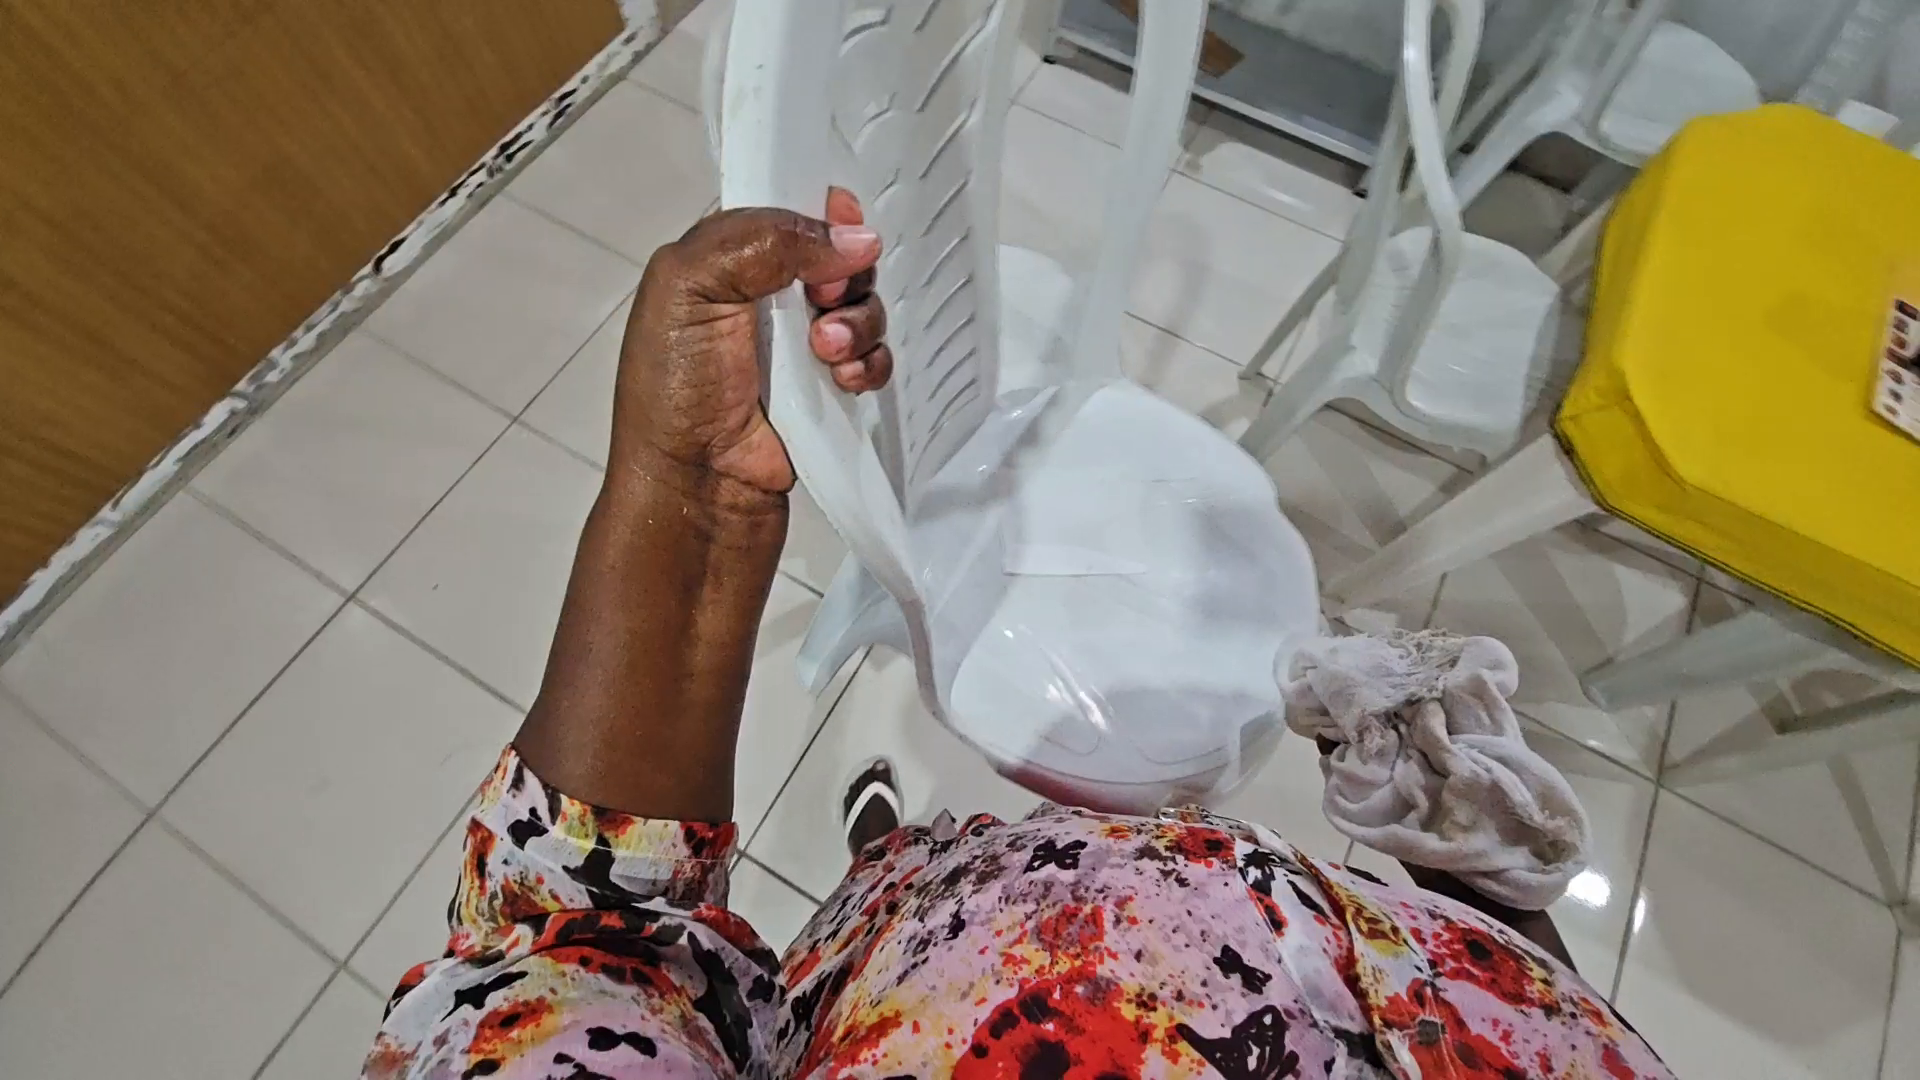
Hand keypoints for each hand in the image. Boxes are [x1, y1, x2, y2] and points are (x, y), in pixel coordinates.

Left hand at [610, 188, 893, 498]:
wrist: (698, 484)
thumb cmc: (678, 383)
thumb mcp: (692, 287)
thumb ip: (766, 242)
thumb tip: (861, 238)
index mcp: (726, 259)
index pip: (788, 213)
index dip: (824, 214)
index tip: (843, 224)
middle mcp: (767, 296)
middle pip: (838, 258)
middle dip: (845, 277)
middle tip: (823, 304)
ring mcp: (802, 345)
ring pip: (863, 308)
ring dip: (859, 325)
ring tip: (827, 354)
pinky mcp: (830, 388)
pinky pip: (875, 358)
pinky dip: (871, 364)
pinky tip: (846, 382)